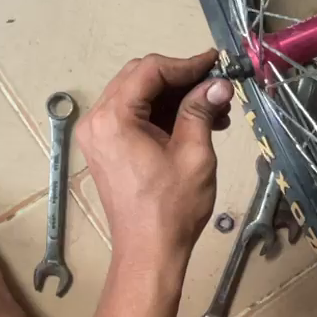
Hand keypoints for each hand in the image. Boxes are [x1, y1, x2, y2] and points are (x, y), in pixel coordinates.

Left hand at [79, 51, 234, 263]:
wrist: (149, 251)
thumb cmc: (172, 207)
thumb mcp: (194, 153)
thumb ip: (202, 110)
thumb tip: (219, 83)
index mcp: (113, 118)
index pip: (150, 70)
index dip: (187, 64)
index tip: (217, 64)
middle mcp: (97, 120)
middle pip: (140, 78)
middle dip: (181, 79)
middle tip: (217, 87)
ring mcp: (98, 134)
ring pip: (138, 95)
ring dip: (175, 97)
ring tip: (215, 110)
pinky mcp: (105, 147)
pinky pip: (133, 115)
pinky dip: (163, 114)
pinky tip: (197, 123)